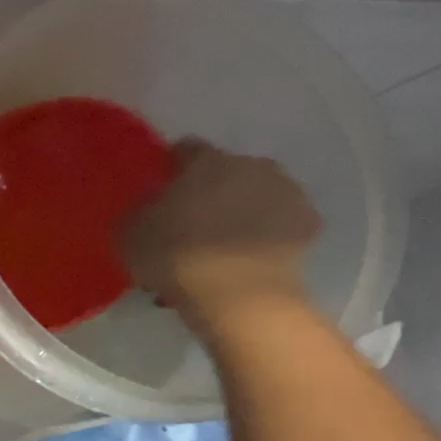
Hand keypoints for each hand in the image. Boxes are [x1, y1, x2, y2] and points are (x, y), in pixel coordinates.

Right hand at [118, 138, 321, 324]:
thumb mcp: (131, 233)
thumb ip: (140, 210)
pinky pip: (276, 222)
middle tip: (185, 220)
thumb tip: (149, 204)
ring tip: (213, 245)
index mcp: (208, 163)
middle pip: (226, 172)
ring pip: (254, 195)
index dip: (169, 165)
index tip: (158, 184)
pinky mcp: (308, 222)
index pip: (186, 149)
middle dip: (207, 191)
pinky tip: (239, 258)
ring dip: (235, 211)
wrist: (237, 291)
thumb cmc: (174, 255)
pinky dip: (260, 233)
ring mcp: (288, 192)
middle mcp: (254, 166)